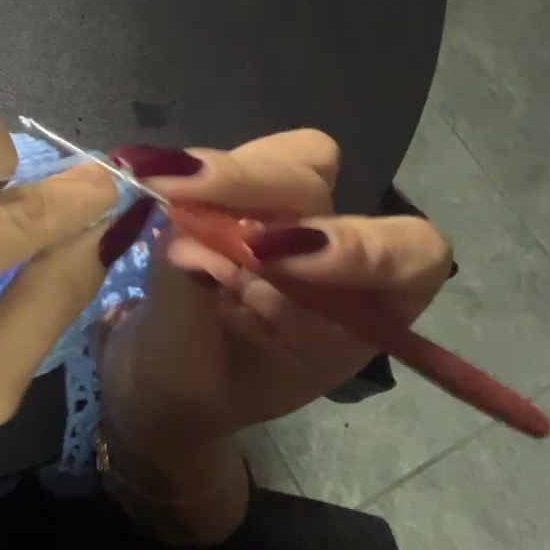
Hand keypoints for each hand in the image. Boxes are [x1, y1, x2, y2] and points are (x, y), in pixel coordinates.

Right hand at [95, 131, 450, 539]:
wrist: (158, 377)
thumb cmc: (193, 390)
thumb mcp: (194, 371)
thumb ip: (193, 306)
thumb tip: (184, 247)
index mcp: (355, 310)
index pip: (404, 255)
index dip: (353, 244)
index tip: (266, 255)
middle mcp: (327, 249)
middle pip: (319, 182)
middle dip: (248, 180)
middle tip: (177, 187)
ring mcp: (279, 214)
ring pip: (275, 158)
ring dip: (217, 168)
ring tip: (154, 179)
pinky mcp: (231, 196)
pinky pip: (224, 161)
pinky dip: (184, 166)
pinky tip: (144, 175)